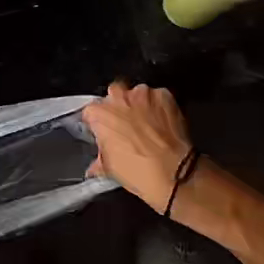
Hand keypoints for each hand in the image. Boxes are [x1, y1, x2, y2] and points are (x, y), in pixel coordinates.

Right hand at [80, 81, 193, 209]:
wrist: (172, 171)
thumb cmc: (136, 170)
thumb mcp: (109, 169)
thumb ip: (99, 160)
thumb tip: (95, 166)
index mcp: (99, 113)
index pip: (91, 111)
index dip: (98, 122)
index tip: (104, 131)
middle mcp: (119, 97)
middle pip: (114, 94)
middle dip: (118, 106)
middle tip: (125, 124)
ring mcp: (143, 93)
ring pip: (137, 94)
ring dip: (139, 105)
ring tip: (147, 124)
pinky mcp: (164, 94)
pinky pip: (157, 98)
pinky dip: (158, 107)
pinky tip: (162, 122)